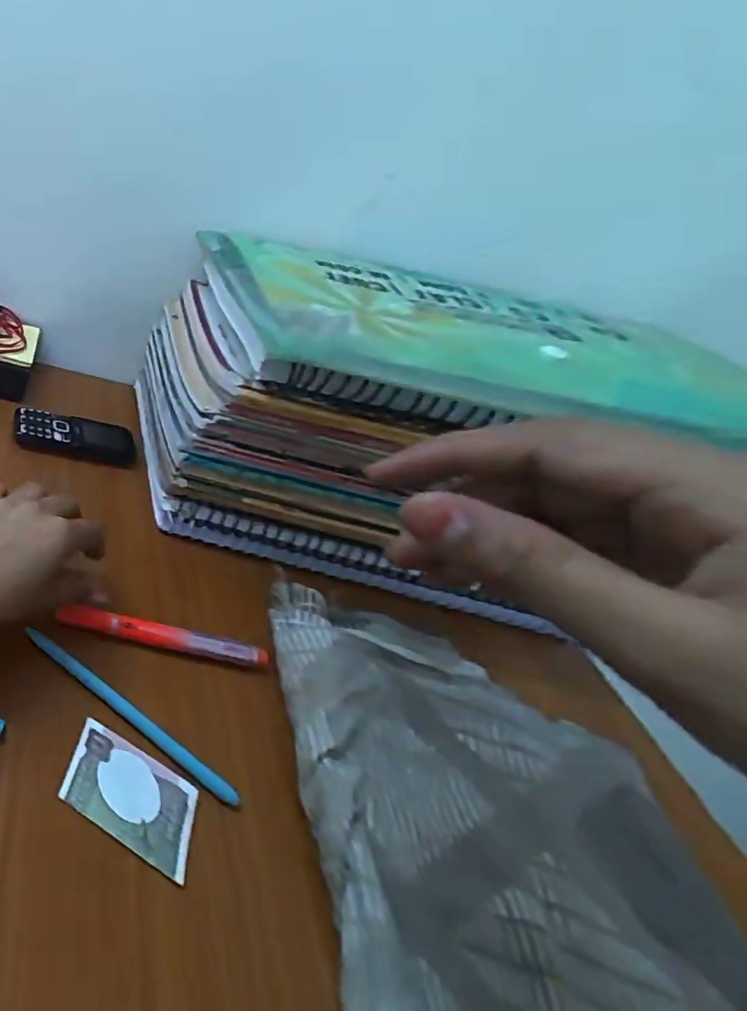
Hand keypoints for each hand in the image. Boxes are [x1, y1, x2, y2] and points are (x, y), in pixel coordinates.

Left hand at [0, 482, 107, 629]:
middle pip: (68, 503)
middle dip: (73, 519)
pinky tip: (2, 513)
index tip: (91, 559)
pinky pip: (0, 489)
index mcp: (61, 534)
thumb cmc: (2, 596)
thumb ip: (77, 589)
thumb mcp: (45, 598)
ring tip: (36, 520)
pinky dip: (7, 497)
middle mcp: (39, 509)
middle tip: (66, 538)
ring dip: (43, 502)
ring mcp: (7, 502)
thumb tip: (104, 593)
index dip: (97, 545)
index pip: (93, 531)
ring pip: (36, 489)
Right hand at [366, 419, 746, 766]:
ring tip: (422, 568)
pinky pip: (595, 543)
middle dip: (467, 502)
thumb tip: (419, 513)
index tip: (377, 480)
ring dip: (489, 532)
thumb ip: (535, 569)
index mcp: (723, 493)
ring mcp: (712, 531)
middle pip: (560, 473)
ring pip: (571, 508)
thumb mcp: (659, 642)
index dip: (458, 453)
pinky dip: (530, 557)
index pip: (560, 444)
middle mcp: (714, 494)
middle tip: (397, 546)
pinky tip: (482, 577)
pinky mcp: (704, 566)